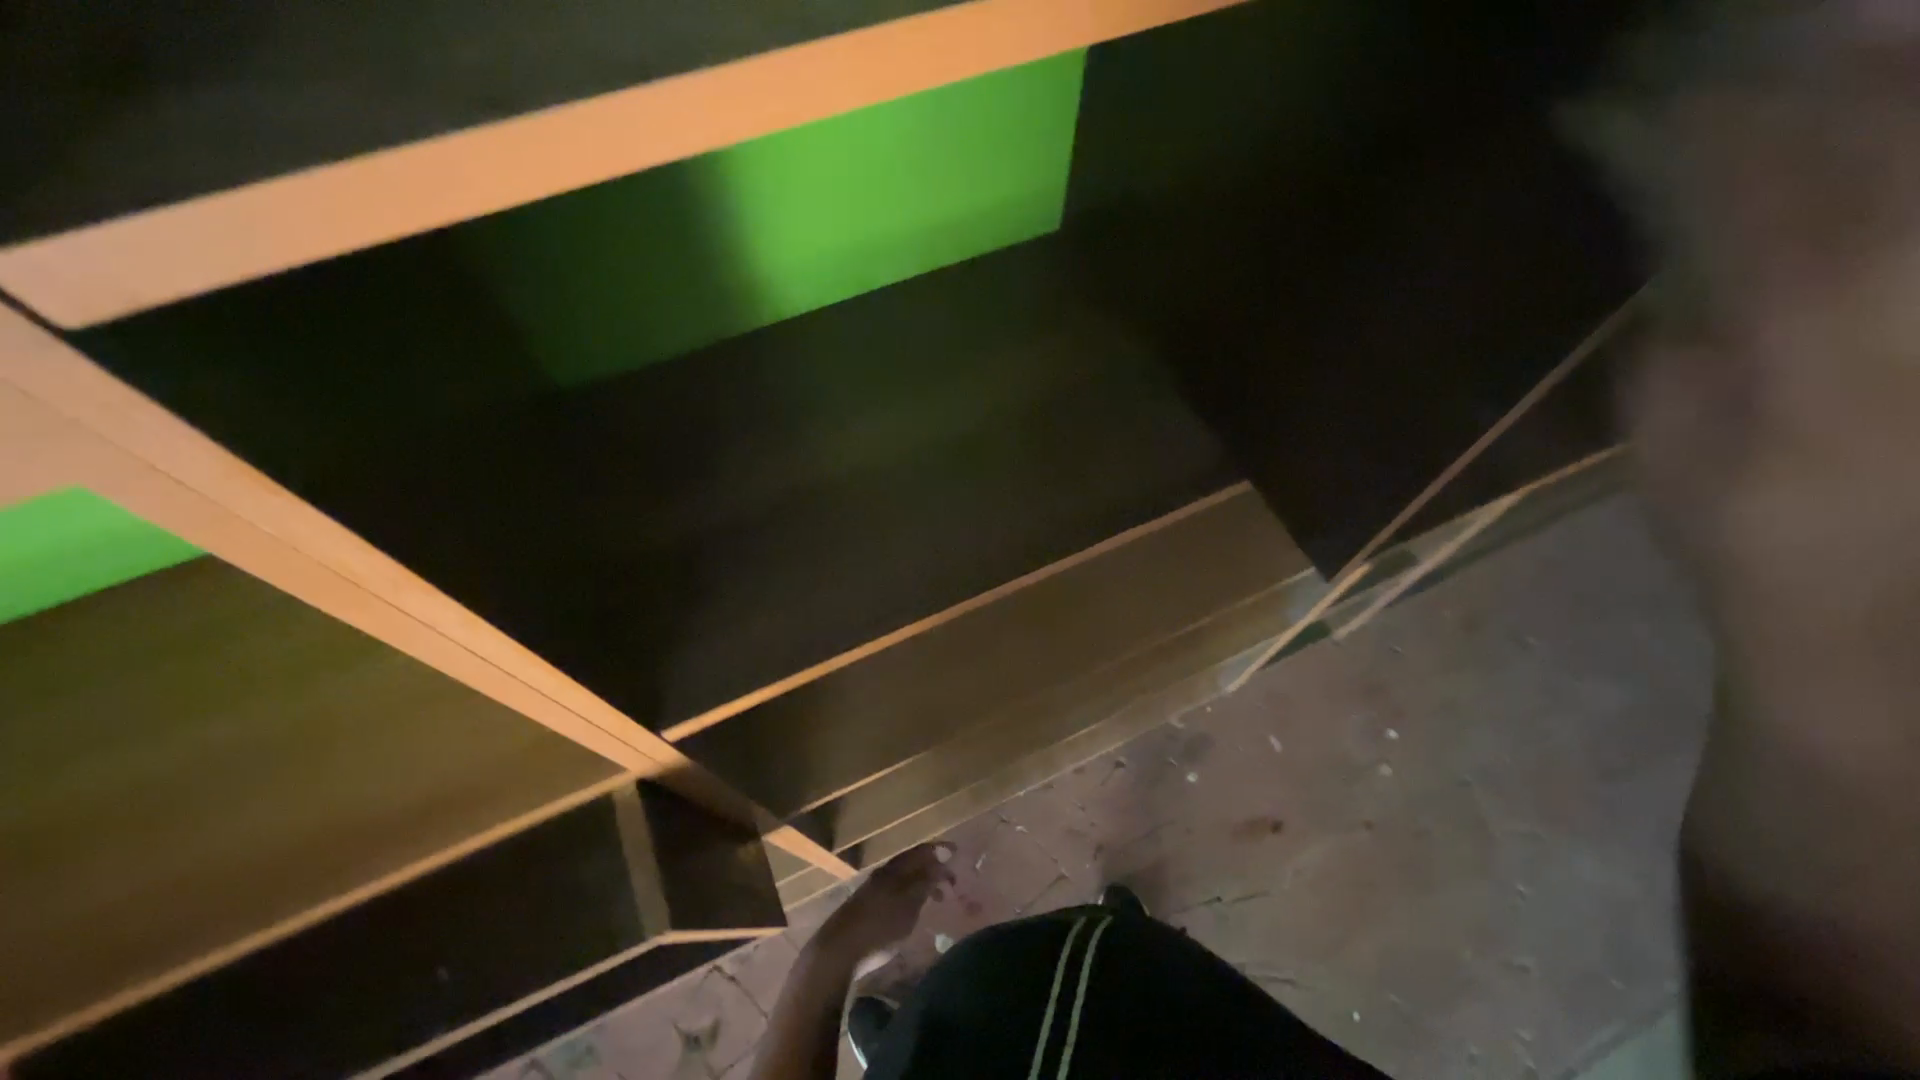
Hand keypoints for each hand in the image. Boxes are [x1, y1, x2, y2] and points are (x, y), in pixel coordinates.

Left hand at [811, 844, 953, 967]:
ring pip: (904, 878)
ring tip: (938, 899)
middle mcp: (883, 874)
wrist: (838, 951)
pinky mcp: (866, 906)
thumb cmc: (879, 927)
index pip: (921, 851)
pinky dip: (911, 895)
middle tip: (952, 882)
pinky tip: (914, 910)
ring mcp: (872, 890)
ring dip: (923, 883)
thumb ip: (925, 880)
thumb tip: (941, 857)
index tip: (957, 853)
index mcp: (894, 870)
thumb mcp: (909, 904)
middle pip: (912, 863)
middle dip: (933, 868)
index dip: (939, 850)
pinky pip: (896, 891)